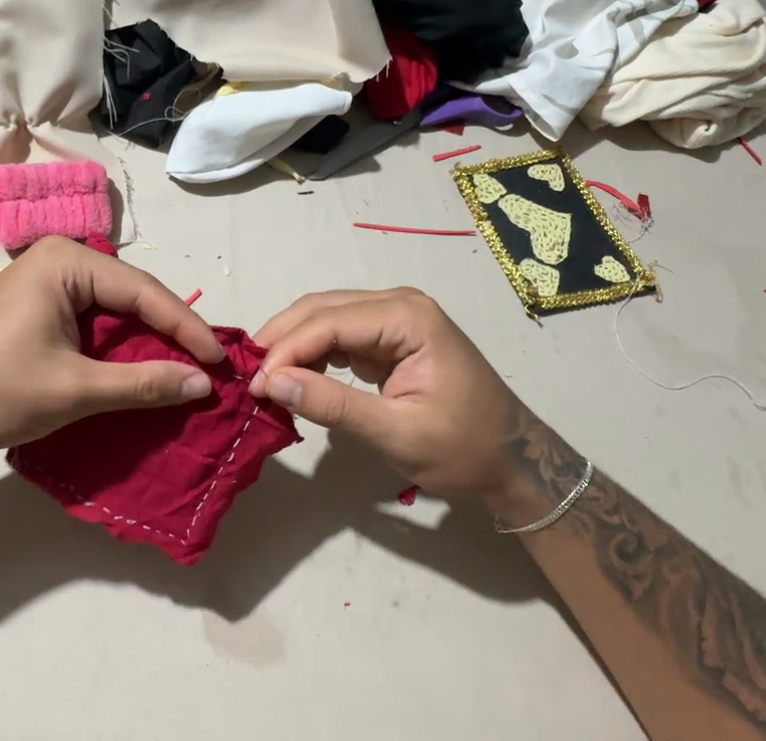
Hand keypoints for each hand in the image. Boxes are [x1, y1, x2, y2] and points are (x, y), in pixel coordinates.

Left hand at [0, 237, 224, 464]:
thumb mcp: (74, 390)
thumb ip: (142, 383)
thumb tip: (202, 383)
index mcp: (65, 262)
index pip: (143, 291)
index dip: (186, 328)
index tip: (221, 362)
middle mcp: (57, 259)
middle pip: (130, 294)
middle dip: (168, 332)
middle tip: (207, 367)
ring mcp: (44, 280)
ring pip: (112, 308)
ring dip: (144, 340)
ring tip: (183, 370)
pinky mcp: (36, 305)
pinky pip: (90, 318)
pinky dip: (116, 345)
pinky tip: (138, 368)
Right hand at [251, 289, 525, 502]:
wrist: (515, 461)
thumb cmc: (464, 449)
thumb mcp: (396, 433)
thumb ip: (332, 404)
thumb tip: (272, 383)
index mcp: (408, 318)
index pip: (328, 322)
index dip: (286, 350)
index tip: (257, 386)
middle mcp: (398, 304)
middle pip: (321, 310)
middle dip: (281, 341)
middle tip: (250, 379)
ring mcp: (395, 318)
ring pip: (325, 318)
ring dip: (293, 345)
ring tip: (266, 380)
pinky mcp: (389, 338)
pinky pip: (338, 335)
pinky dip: (312, 354)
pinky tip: (295, 377)